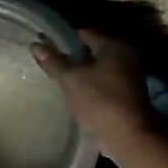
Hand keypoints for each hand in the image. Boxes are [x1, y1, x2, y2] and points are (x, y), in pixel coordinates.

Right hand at [31, 30, 155, 156]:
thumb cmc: (99, 101)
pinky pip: (108, 80)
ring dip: (85, 72)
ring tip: (64, 81)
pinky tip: (80, 93)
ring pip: (101, 66)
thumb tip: (35, 45)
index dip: (65, 39)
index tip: (49, 49)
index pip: (85, 33)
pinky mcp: (131, 92)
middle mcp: (127, 54)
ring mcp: (132, 74)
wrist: (128, 135)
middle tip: (55, 66)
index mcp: (114, 45)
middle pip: (94, 50)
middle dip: (75, 57)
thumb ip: (53, 62)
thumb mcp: (70, 80)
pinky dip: (95, 83)